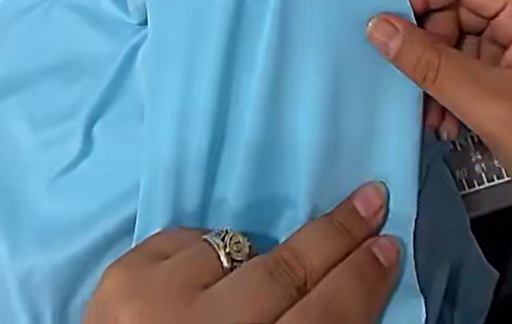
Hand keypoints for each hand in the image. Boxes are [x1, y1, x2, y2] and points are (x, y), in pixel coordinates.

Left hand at [83, 182, 400, 323]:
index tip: (388, 244)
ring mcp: (156, 300)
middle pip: (285, 273)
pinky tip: (200, 285)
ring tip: (256, 282)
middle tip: (370, 199)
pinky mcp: (123, 274)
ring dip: (257, 259)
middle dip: (335, 237)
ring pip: (236, 250)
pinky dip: (204, 259)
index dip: (359, 283)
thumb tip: (342, 293)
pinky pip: (191, 239)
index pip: (319, 323)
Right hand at [365, 0, 511, 323]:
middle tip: (404, 77)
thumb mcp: (493, 106)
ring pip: (458, 45)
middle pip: (457, 12)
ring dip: (436, 74)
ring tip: (426, 111)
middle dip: (427, 45)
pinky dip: (450, 93)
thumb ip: (430, 62)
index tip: (385, 23)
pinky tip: (443, 123)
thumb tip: (378, 26)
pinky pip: (470, 73)